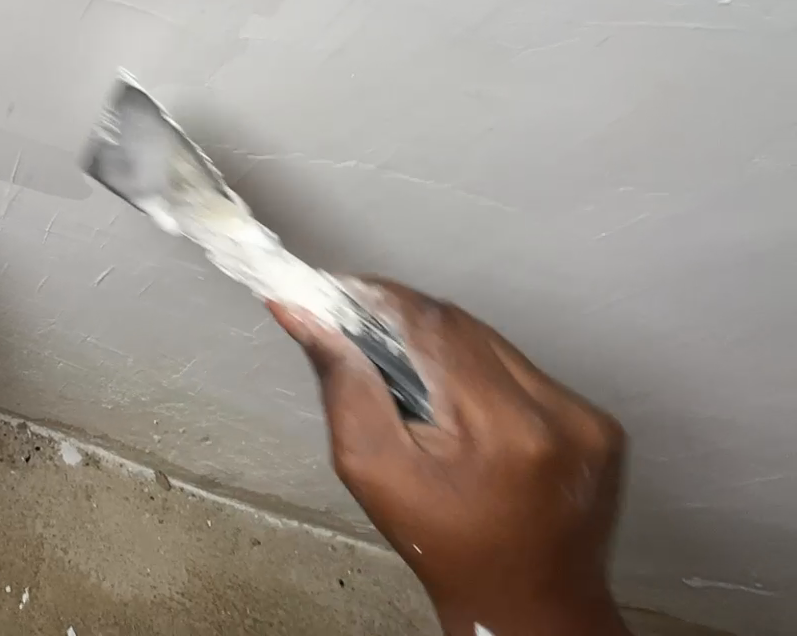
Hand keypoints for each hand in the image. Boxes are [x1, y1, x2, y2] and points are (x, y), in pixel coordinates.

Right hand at [269, 279, 629, 635]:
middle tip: (347, 315)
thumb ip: (339, 381)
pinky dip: (466, 358)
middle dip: (397, 311)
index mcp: (505, 426)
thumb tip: (297, 310)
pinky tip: (439, 380)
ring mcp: (586, 414)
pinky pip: (513, 363)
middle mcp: (559, 410)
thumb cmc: (436, 538)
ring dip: (431, 332)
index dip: (375, 296)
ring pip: (486, 338)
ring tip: (387, 347)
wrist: (530, 604)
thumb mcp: (367, 463)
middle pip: (460, 325)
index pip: (430, 324)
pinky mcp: (595, 421)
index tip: (328, 288)